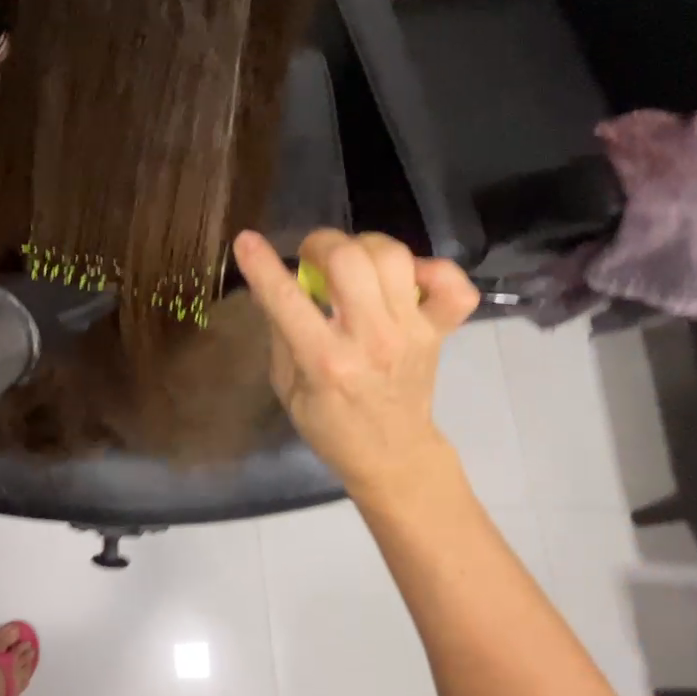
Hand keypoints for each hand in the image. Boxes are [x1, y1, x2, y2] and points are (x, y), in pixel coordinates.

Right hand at [233, 229, 478, 500]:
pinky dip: (429, 269)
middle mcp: (370, 339)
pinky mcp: (439, 330)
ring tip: (352, 263)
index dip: (261, 264)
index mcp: (324, 360)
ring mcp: (411, 331)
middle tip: (311, 257)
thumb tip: (274, 284)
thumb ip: (281, 333)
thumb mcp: (286, 386)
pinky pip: (450, 282)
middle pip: (349, 260)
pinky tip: (404, 279)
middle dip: (321, 243)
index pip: (287, 299)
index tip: (246, 241)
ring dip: (364, 247)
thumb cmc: (329, 425)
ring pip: (393, 257)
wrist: (394, 454)